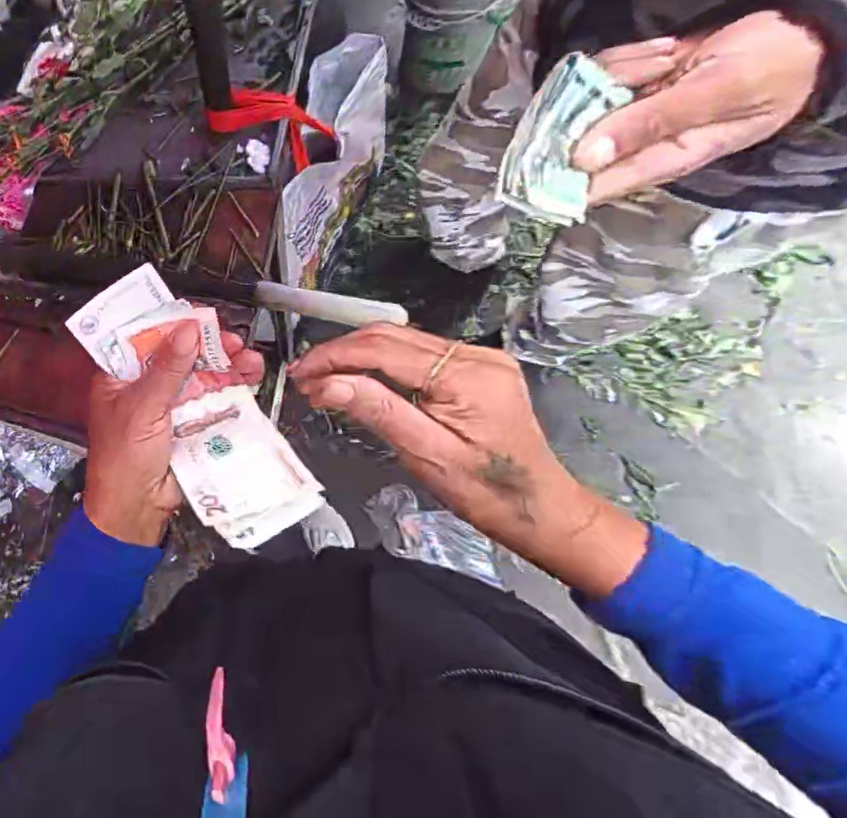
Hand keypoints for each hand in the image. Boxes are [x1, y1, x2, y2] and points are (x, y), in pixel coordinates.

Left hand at [85, 324, 266, 545]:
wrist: (137, 511)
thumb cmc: (122, 460)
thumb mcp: (142, 408)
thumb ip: (167, 369)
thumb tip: (187, 329)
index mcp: (121, 374)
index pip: (146, 336)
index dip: (172, 322)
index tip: (198, 315)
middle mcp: (147, 383)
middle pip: (181, 351)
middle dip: (208, 342)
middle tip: (229, 339)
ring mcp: (173, 402)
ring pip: (203, 371)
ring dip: (227, 361)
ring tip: (247, 357)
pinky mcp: (194, 420)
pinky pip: (216, 396)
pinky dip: (234, 385)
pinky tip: (250, 375)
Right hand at [290, 325, 646, 596]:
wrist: (543, 509)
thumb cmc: (487, 493)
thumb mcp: (428, 456)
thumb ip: (378, 410)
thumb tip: (327, 384)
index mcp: (467, 375)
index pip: (385, 350)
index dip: (336, 357)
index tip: (302, 373)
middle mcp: (475, 354)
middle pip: (393, 336)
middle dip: (342, 352)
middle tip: (306, 376)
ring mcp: (479, 357)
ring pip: (404, 340)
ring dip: (359, 354)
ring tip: (324, 377)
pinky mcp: (477, 366)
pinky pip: (420, 353)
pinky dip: (384, 361)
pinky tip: (361, 376)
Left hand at [575, 11, 825, 204]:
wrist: (805, 29)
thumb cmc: (773, 66)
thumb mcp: (716, 93)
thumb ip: (652, 123)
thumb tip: (586, 160)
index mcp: (666, 158)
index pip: (598, 184)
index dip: (561, 182)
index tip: (531, 172)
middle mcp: (643, 140)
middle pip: (584, 137)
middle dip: (600, 103)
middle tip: (651, 73)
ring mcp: (637, 110)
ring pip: (592, 97)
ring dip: (624, 71)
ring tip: (672, 56)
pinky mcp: (636, 83)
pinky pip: (606, 72)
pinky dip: (629, 57)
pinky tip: (667, 49)